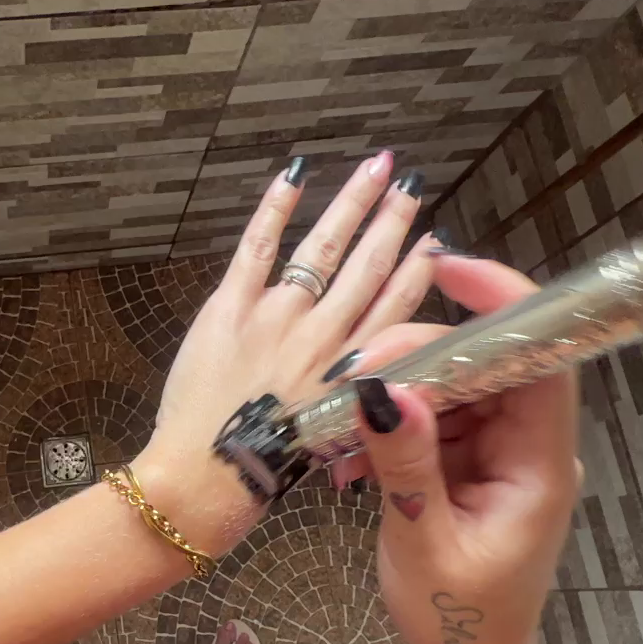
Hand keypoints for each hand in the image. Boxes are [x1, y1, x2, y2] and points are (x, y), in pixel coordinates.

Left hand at [133, 153, 442, 554]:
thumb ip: (353, 396)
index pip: (396, 306)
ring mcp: (277, 315)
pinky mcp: (231, 307)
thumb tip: (364, 373)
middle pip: (369, 266)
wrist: (207, 475)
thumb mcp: (332, 440)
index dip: (418, 270)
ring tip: (377, 168)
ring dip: (352, 204)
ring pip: (325, 247)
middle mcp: (325, 335)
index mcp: (352, 369)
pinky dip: (275, 208)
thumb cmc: (266, 469)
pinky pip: (257, 247)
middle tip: (411, 183)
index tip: (435, 240)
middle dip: (393, 221)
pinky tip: (294, 174)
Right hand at [350, 256, 581, 643]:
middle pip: (484, 367)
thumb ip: (407, 464)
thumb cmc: (456, 618)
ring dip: (394, 397)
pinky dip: (390, 431)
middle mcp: (527, 449)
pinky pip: (433, 425)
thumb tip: (384, 390)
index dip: (506, 303)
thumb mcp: (421, 541)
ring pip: (452, 392)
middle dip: (416, 358)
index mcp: (539, 466)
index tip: (446, 270)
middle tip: (349, 375)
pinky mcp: (469, 468)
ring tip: (337, 423)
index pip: (543, 358)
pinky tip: (350, 460)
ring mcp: (498, 457)